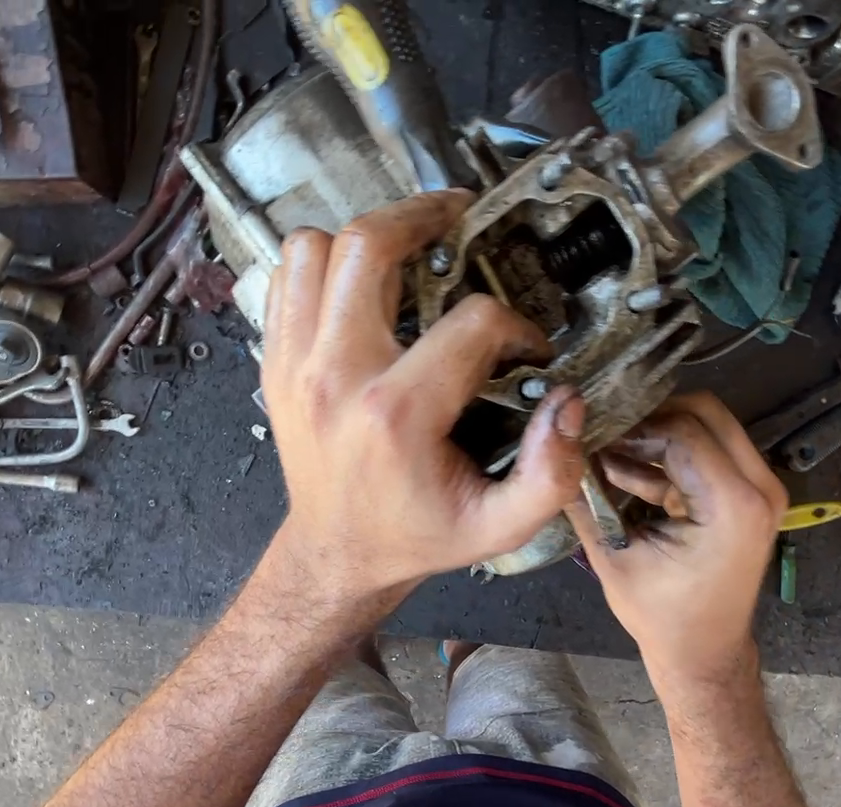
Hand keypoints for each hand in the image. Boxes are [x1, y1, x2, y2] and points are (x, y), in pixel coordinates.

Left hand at [260, 190, 587, 608]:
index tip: (524, 348)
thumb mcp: (500, 526)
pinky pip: (287, 277)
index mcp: (396, 416)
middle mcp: (336, 376)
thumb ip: (550, 474)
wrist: (336, 554)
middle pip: (369, 248)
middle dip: (425, 218)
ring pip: (315, 248)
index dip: (514, 327)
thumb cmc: (417, 535)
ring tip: (406, 253)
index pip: (470, 324)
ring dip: (365, 239)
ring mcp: (294, 364)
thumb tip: (566, 402)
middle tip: (460, 219)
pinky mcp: (275, 362)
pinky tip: (360, 286)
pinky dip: (323, 265)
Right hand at [567, 393, 786, 682]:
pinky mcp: (749, 494)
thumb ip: (587, 499)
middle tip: (606, 435)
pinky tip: (624, 472)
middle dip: (650, 418)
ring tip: (608, 453)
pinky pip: (709, 451)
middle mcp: (759, 487)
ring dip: (658, 435)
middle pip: (705, 413)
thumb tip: (559, 451)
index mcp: (732, 505)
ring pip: (709, 426)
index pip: (681, 432)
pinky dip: (668, 455)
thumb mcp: (613, 557)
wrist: (704, 652)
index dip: (633, 427)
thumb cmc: (661, 615)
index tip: (594, 436)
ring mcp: (761, 488)